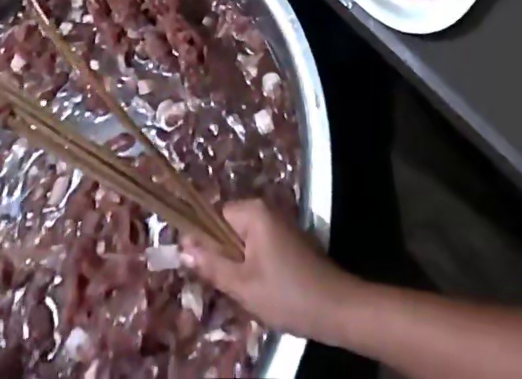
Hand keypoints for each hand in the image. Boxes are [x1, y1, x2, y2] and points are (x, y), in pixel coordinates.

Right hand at [182, 200, 359, 342]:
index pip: (213, 216)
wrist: (340, 311)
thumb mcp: (243, 285)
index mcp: (252, 212)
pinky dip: (256, 266)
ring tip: (247, 290)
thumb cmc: (288, 294)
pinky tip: (263, 289)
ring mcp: (279, 225)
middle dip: (224, 256)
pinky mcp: (289, 242)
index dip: (204, 241)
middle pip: (228, 228)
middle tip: (230, 284)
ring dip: (240, 264)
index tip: (201, 267)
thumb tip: (182, 247)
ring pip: (243, 241)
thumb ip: (211, 264)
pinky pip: (259, 247)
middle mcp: (265, 210)